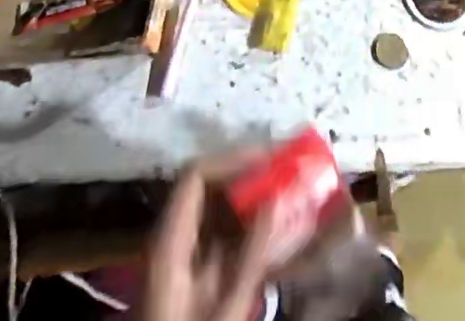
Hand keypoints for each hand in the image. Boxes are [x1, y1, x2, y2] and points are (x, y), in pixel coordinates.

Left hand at [142, 156, 279, 320]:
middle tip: (291, 173)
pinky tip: (283, 237)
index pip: (196, 178)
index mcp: (169, 243)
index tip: (272, 160)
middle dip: (251, 179)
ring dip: (256, 204)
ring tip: (295, 197)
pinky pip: (225, 244)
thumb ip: (251, 257)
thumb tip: (277, 199)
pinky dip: (253, 234)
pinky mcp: (197, 284)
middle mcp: (173, 243)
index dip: (232, 160)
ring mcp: (184, 264)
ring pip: (219, 216)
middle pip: (209, 192)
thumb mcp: (224, 312)